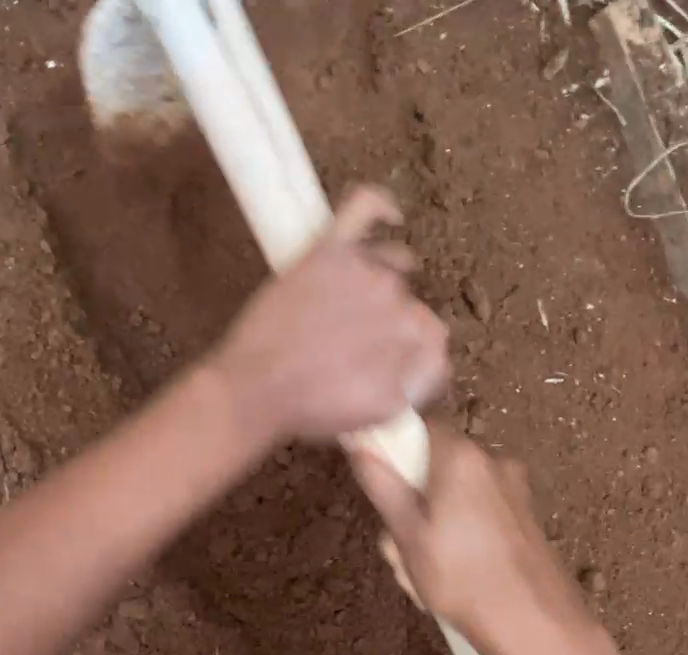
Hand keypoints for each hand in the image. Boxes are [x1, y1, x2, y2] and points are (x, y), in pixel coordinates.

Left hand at [206, 186, 449, 442]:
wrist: (254, 389)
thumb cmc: (308, 410)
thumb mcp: (373, 416)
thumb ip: (408, 389)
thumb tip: (419, 370)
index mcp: (418, 350)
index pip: (433, 343)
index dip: (412, 356)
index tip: (390, 366)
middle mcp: (403, 308)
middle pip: (409, 306)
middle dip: (389, 326)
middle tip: (353, 344)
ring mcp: (368, 276)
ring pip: (391, 267)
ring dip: (382, 279)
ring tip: (358, 297)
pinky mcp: (331, 252)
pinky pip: (364, 208)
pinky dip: (379, 206)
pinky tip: (388, 214)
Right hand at [349, 426, 595, 654]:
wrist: (535, 624)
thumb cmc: (460, 577)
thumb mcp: (406, 533)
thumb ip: (381, 482)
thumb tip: (357, 437)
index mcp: (461, 457)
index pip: (419, 424)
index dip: (395, 448)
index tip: (382, 483)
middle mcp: (492, 461)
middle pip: (436, 463)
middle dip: (411, 499)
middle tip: (400, 545)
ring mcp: (513, 488)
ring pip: (454, 492)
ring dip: (431, 523)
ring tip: (423, 570)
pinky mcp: (524, 515)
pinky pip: (476, 511)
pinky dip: (458, 533)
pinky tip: (453, 573)